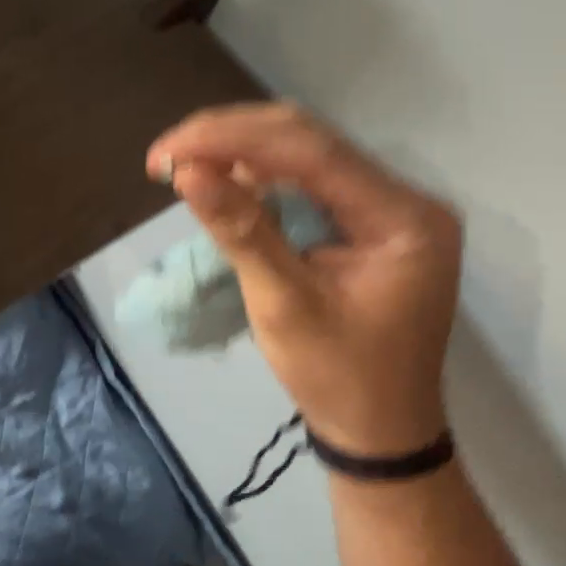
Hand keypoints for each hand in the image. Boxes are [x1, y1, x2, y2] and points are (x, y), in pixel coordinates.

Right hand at [147, 103, 461, 456]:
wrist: (380, 428)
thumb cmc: (337, 374)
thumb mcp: (283, 303)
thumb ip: (240, 230)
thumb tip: (185, 171)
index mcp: (402, 217)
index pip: (309, 150)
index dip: (230, 139)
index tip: (166, 153)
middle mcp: (401, 197)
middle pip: (304, 138)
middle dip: (227, 137)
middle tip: (163, 158)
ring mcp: (383, 205)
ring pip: (299, 149)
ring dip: (234, 149)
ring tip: (178, 165)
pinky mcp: (361, 216)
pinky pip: (301, 174)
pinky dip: (251, 171)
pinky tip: (216, 179)